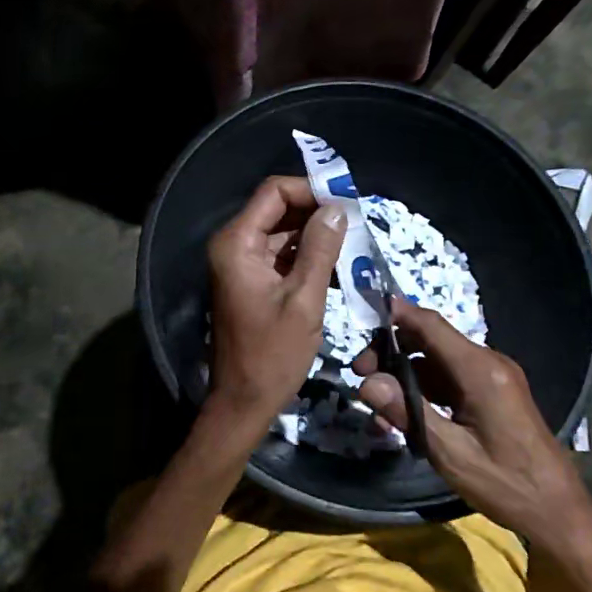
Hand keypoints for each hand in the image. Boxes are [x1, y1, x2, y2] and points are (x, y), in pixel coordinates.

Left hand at [206, 177, 346, 429]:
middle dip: (318, 213)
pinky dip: (308, 257)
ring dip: (317, 237)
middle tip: (358, 224)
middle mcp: (233, 246)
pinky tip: (340, 266)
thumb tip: (338, 208)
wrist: (243, 400)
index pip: (274, 193)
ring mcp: (241, 264)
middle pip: (278, 210)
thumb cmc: (272, 354)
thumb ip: (321, 250)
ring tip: (356, 245)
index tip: (348, 203)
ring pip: (283, 233)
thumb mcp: (304, 300)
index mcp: (236, 244)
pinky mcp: (251, 282)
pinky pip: (282, 256)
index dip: (311, 191)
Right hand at [354, 301, 591, 577]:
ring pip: (435, 363)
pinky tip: (402, 416)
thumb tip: (367, 382)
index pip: (431, 326)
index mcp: (480, 371)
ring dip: (403, 376)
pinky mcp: (492, 394)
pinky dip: (422, 391)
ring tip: (376, 404)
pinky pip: (449, 381)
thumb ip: (408, 412)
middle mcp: (488, 364)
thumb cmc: (505, 483)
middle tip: (360, 375)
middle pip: (429, 341)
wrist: (557, 511)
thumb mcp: (450, 452)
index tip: (363, 312)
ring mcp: (492, 378)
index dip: (397, 314)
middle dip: (391, 352)